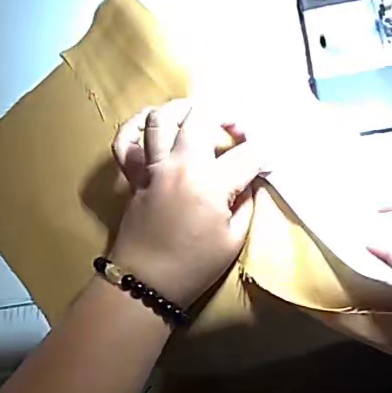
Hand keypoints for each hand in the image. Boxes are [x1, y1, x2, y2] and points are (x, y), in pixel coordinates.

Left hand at [107, 100, 267, 308]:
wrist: (146, 282)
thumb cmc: (195, 265)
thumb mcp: (233, 240)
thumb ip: (245, 203)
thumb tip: (248, 182)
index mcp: (211, 182)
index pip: (247, 154)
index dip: (262, 155)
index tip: (267, 163)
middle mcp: (180, 165)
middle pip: (202, 119)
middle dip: (226, 116)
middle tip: (237, 129)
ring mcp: (152, 167)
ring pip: (161, 119)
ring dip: (182, 109)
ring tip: (197, 114)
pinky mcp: (133, 176)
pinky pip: (124, 141)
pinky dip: (134, 126)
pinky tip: (150, 122)